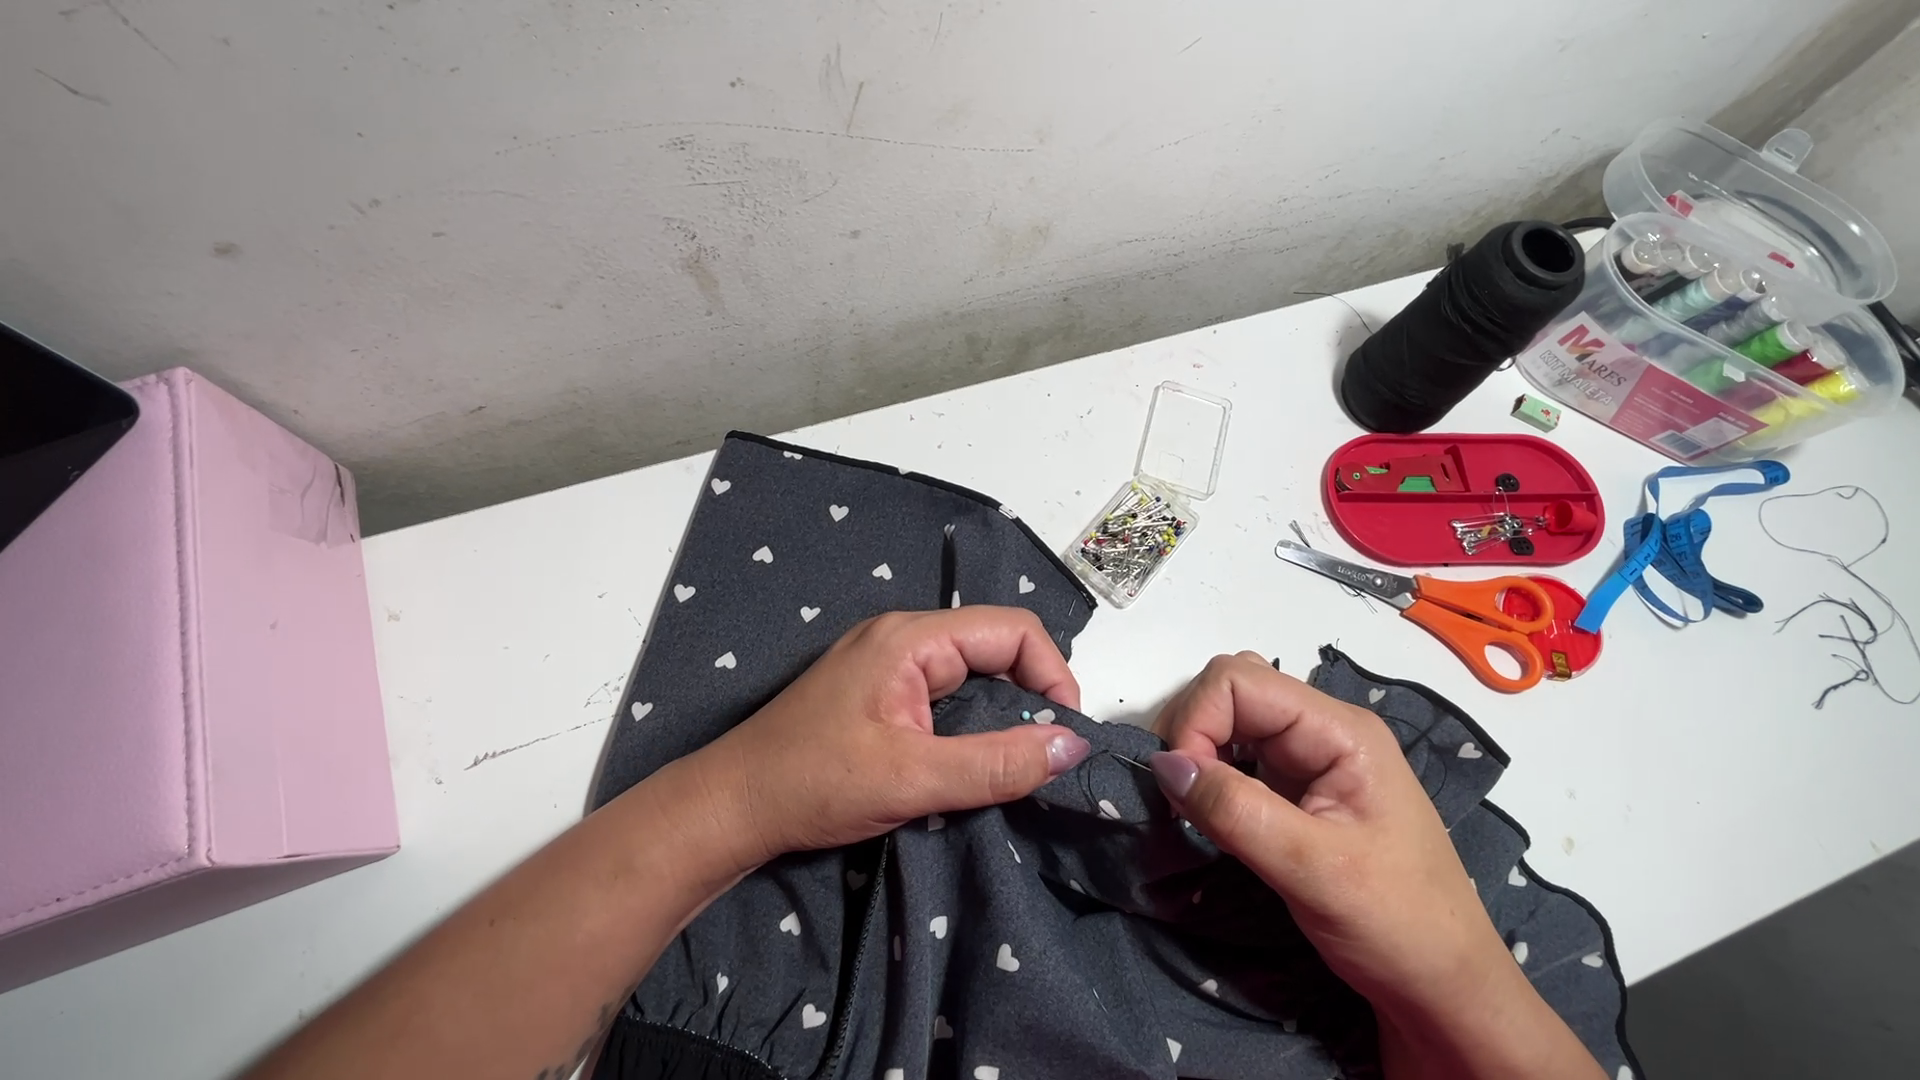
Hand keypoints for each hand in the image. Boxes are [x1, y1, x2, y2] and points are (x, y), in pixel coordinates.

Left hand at [684, 607, 1092, 872]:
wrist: (731, 806)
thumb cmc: (812, 784)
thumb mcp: (911, 779)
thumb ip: (996, 763)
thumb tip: (1072, 746)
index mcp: (911, 638)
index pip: (1011, 630)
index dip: (1051, 675)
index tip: (1062, 736)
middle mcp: (903, 637)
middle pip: (995, 647)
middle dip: (1029, 696)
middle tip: (1040, 756)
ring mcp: (888, 662)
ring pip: (973, 672)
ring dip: (1000, 713)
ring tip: (1011, 763)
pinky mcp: (880, 690)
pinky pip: (947, 693)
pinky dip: (971, 722)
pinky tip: (971, 760)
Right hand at [1148, 653, 1604, 1079]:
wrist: (1444, 988)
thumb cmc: (1397, 925)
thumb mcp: (1313, 870)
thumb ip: (1236, 811)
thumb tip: (1163, 764)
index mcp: (1340, 731)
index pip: (1239, 682)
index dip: (1196, 720)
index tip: (1180, 786)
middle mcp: (1322, 729)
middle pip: (1231, 690)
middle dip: (1191, 732)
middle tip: (1181, 798)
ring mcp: (1309, 756)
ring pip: (1229, 720)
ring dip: (1197, 753)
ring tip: (1194, 807)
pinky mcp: (1295, 786)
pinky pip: (1236, 755)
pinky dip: (1210, 774)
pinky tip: (1211, 813)